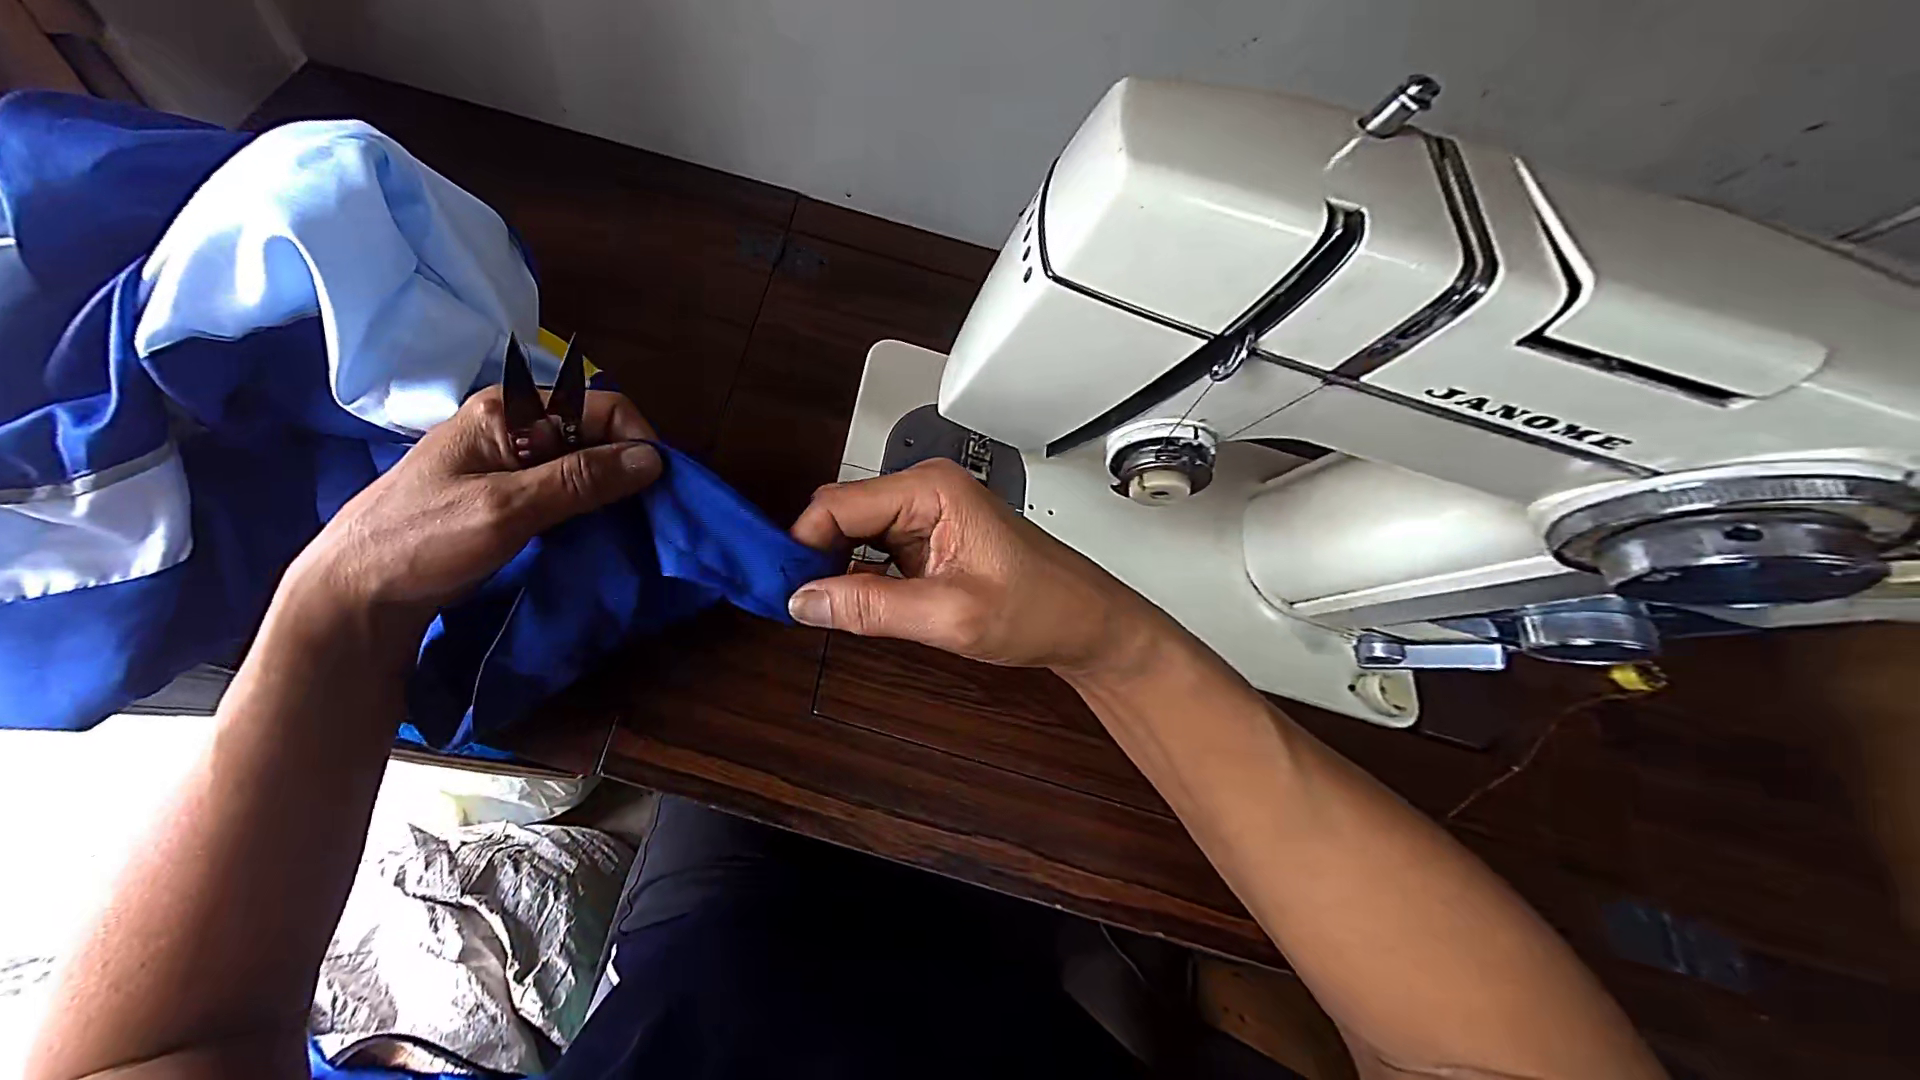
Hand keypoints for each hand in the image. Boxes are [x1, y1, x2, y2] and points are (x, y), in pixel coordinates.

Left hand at [283, 385, 661, 628]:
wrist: (358, 593)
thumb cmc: (424, 539)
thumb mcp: (508, 507)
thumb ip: (581, 479)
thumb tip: (654, 459)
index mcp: (509, 411)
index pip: (602, 407)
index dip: (636, 441)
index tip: (653, 487)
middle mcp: (516, 426)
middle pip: (598, 433)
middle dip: (627, 468)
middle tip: (643, 512)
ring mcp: (515, 461)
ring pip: (588, 462)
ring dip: (613, 490)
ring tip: (624, 524)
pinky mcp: (515, 492)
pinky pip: (571, 487)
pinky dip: (594, 506)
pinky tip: (598, 529)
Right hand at [787, 459, 1166, 675]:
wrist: (1084, 624)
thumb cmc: (1044, 605)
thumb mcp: (951, 615)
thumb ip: (872, 607)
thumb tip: (805, 599)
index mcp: (933, 490)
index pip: (838, 504)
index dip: (803, 544)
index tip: (783, 584)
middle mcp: (926, 493)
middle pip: (841, 516)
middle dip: (817, 558)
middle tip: (802, 603)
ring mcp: (927, 518)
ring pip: (854, 537)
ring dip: (838, 571)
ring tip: (831, 609)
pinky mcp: (929, 542)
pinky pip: (876, 554)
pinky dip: (860, 580)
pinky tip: (860, 606)